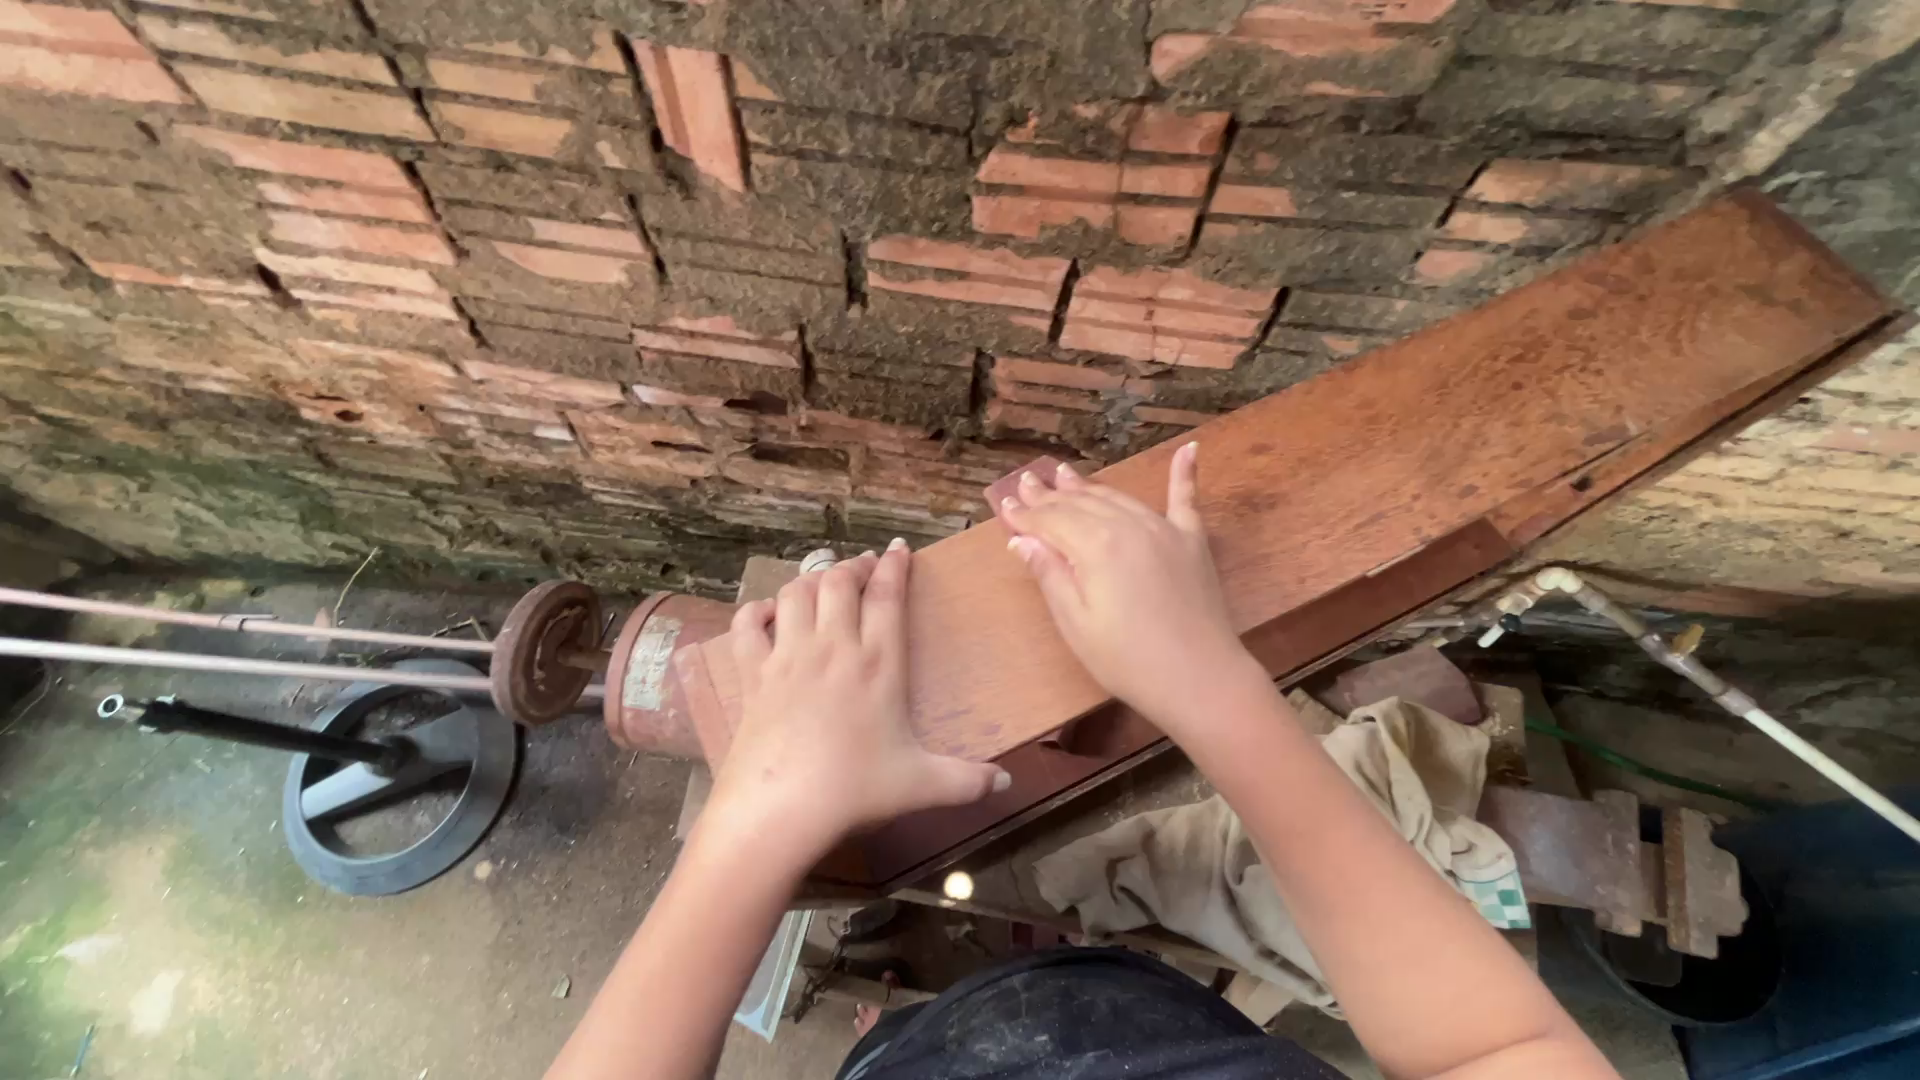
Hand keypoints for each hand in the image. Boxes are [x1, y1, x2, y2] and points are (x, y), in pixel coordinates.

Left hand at [702, 540, 1010, 860]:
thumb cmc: (855, 791)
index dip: (895, 566)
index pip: (888, 596)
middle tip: (864, 567)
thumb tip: (1006, 783)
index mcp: (879, 663)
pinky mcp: (753, 675)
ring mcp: (788, 657)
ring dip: (811, 580)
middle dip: (854, 566)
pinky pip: (747, 626)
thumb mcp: (921, 785)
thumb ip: (967, 781)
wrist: (780, 810)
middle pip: (839, 582)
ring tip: (823, 582)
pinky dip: (756, 611)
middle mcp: (833, 647)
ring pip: (796, 594)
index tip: (899, 549)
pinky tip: (765, 613)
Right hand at [1000, 443, 1262, 727]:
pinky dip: (1185, 474)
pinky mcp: (1191, 542)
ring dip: (1088, 486)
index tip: (1004, 505)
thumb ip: (1050, 575)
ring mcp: (1164, 530)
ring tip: (1064, 473)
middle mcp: (1128, 526)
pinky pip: (1185, 500)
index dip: (1024, 515)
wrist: (1200, 680)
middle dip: (1049, 495)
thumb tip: (1021, 540)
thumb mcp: (1076, 623)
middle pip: (1080, 504)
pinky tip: (1190, 449)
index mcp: (1095, 546)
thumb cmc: (1128, 660)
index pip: (1050, 522)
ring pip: (1117, 498)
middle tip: (1027, 481)